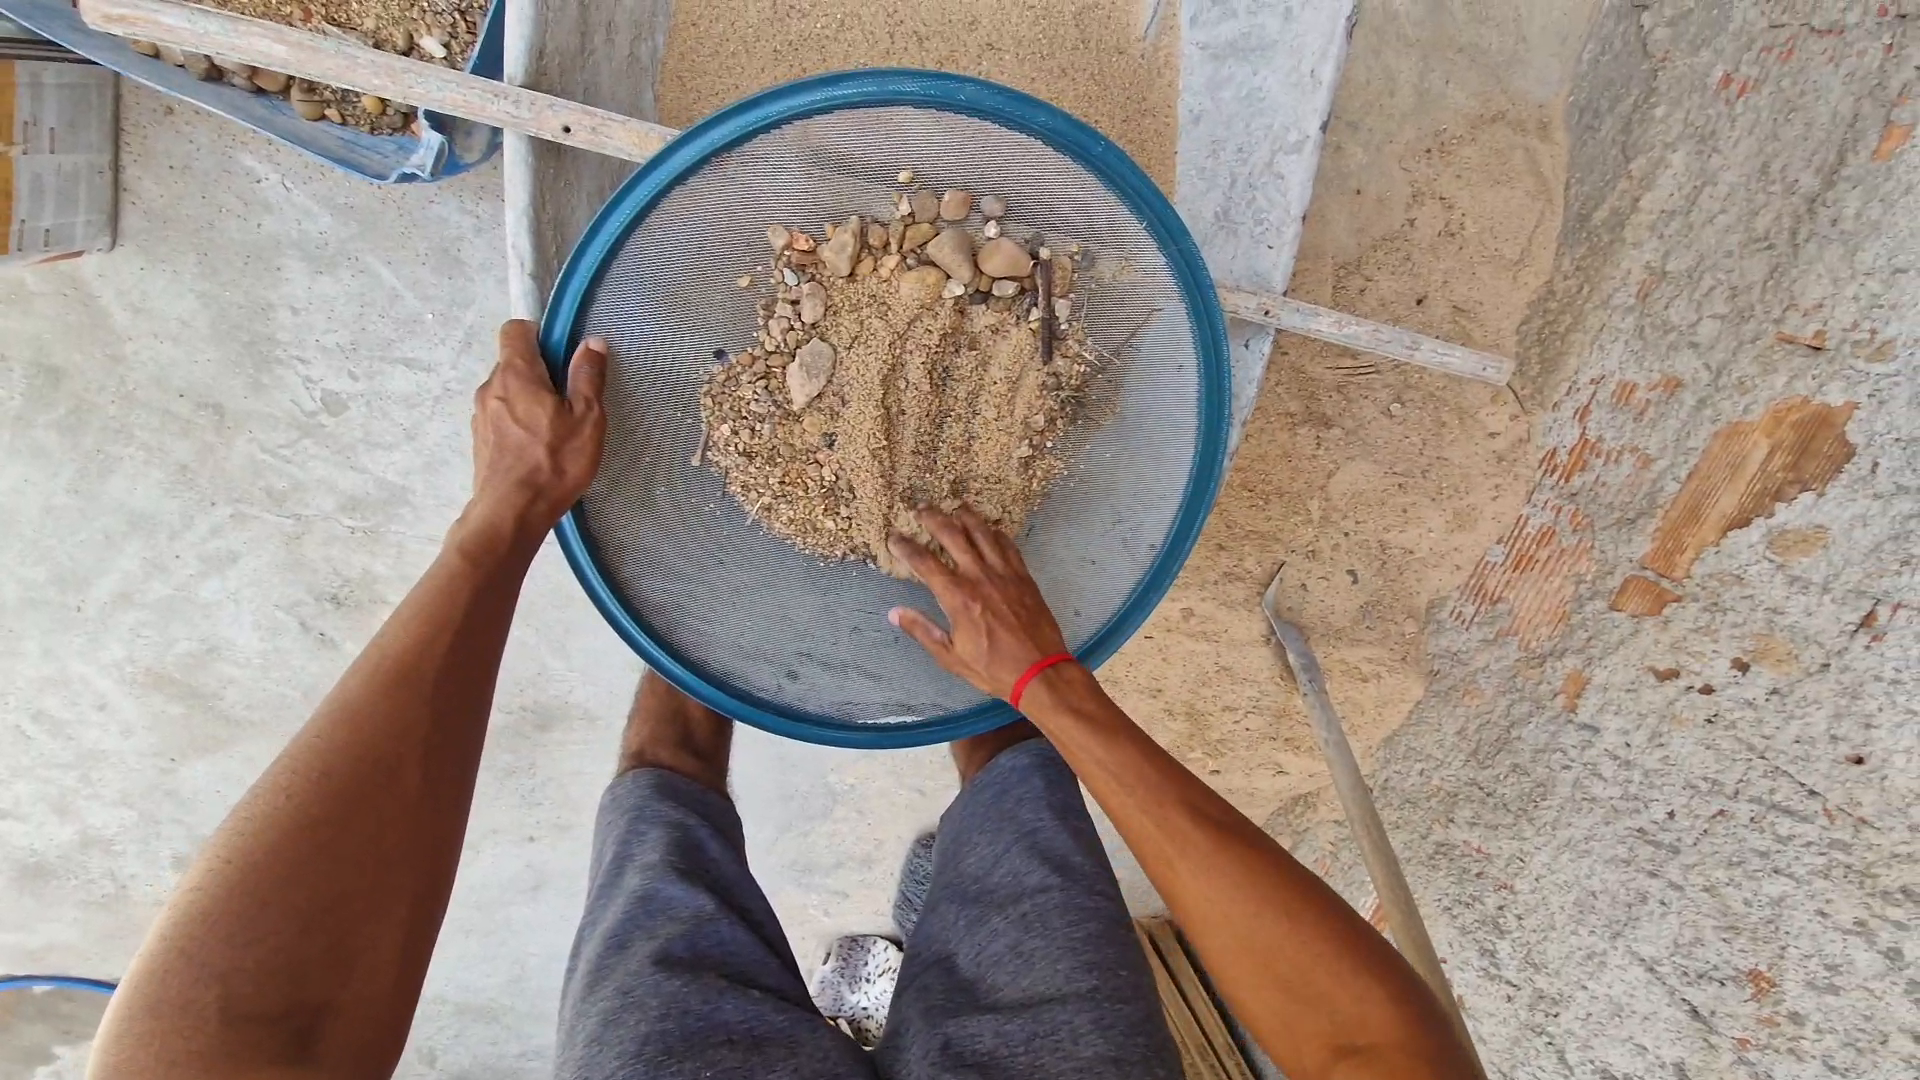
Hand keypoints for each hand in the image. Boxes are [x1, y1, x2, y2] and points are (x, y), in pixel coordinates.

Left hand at [466, 320, 607, 543]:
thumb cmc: (555, 462)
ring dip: (533, 399)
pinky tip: (542, 447)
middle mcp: (491, 387)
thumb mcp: (587, 418)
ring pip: (510, 391)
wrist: (512, 511)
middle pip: (515, 362)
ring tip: (559, 429)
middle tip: (572, 400)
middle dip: (543, 372)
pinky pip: (504, 415)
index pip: (516, 329)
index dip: (542, 334)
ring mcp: (481, 413)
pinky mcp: (481, 438)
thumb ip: (588, 377)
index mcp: (517, 374)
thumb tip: (592, 342)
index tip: (566, 356)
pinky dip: (522, 420)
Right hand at [886, 506, 1070, 701]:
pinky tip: (990, 528)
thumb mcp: (951, 656)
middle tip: (921, 509)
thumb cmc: (993, 668)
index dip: (905, 547)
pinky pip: (1008, 545)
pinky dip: (995, 533)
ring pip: (982, 533)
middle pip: (953, 536)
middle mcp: (980, 577)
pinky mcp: (1023, 576)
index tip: (894, 537)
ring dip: (966, 517)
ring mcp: (1004, 573)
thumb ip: (922, 630)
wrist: (1040, 671)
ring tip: (955, 507)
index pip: (924, 562)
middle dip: (934, 519)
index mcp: (957, 597)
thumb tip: (895, 613)